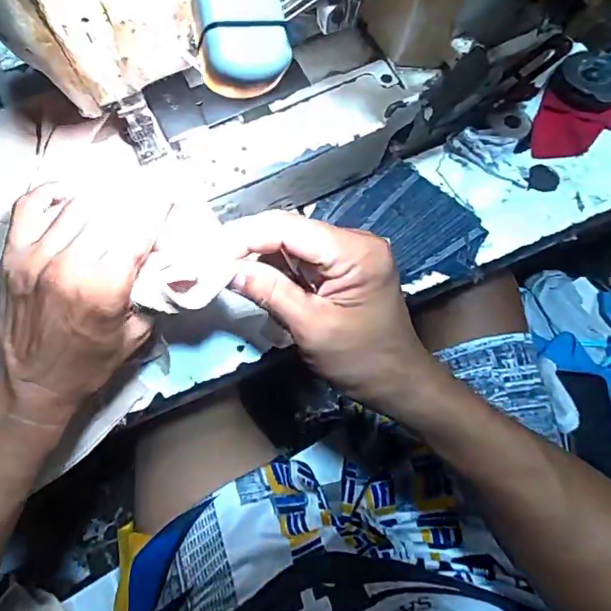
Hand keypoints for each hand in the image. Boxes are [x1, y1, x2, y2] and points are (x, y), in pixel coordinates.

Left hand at [0, 184, 161, 443]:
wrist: (29, 387)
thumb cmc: (86, 366)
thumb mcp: (135, 334)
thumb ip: (154, 290)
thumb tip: (169, 252)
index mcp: (103, 288)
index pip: (139, 225)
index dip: (160, 203)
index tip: (171, 193)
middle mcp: (68, 264)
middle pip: (110, 207)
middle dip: (136, 197)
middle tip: (148, 194)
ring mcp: (34, 256)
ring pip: (76, 202)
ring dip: (102, 196)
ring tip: (115, 196)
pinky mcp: (11, 254)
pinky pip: (30, 205)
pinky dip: (53, 193)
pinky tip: (70, 196)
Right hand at [225, 211, 441, 410]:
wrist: (399, 382)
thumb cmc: (361, 361)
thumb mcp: (311, 328)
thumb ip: (270, 293)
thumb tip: (227, 270)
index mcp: (355, 251)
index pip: (288, 228)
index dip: (245, 237)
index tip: (211, 255)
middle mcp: (354, 240)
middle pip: (288, 229)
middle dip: (248, 245)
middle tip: (210, 262)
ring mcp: (348, 250)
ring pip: (290, 240)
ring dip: (257, 255)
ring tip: (223, 268)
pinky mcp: (341, 263)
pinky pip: (300, 255)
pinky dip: (274, 265)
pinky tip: (251, 275)